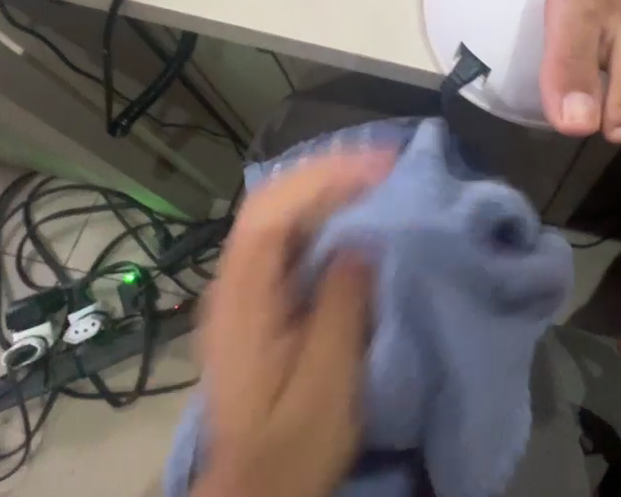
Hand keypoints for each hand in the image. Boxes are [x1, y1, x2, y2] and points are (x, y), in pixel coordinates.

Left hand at [193, 151, 394, 496]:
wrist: (255, 491)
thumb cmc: (293, 446)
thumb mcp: (326, 385)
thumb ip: (340, 308)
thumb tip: (361, 241)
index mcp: (243, 302)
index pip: (271, 216)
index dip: (322, 179)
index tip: (377, 168)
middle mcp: (234, 283)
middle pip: (270, 201)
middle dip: (326, 169)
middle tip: (386, 158)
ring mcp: (243, 287)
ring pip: (276, 210)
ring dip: (324, 182)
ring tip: (376, 169)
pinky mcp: (260, 295)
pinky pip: (287, 232)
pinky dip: (321, 207)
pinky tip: (353, 205)